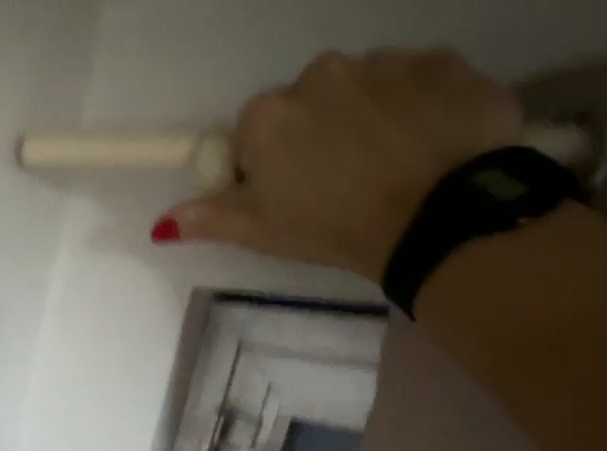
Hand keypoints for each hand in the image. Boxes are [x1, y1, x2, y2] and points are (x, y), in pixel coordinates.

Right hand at [161, 49, 524, 279]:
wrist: (438, 213)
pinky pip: (419, 84)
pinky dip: (418, 108)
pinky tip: (425, 147)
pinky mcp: (445, 64)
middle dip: (317, 132)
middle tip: (337, 182)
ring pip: (365, 88)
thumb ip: (208, 218)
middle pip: (309, 102)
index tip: (286, 193)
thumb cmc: (331, 226)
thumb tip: (160, 225)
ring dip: (368, 117)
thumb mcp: (260, 231)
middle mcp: (321, 73)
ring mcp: (387, 62)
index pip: (254, 131)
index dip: (266, 163)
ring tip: (387, 165)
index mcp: (269, 115)